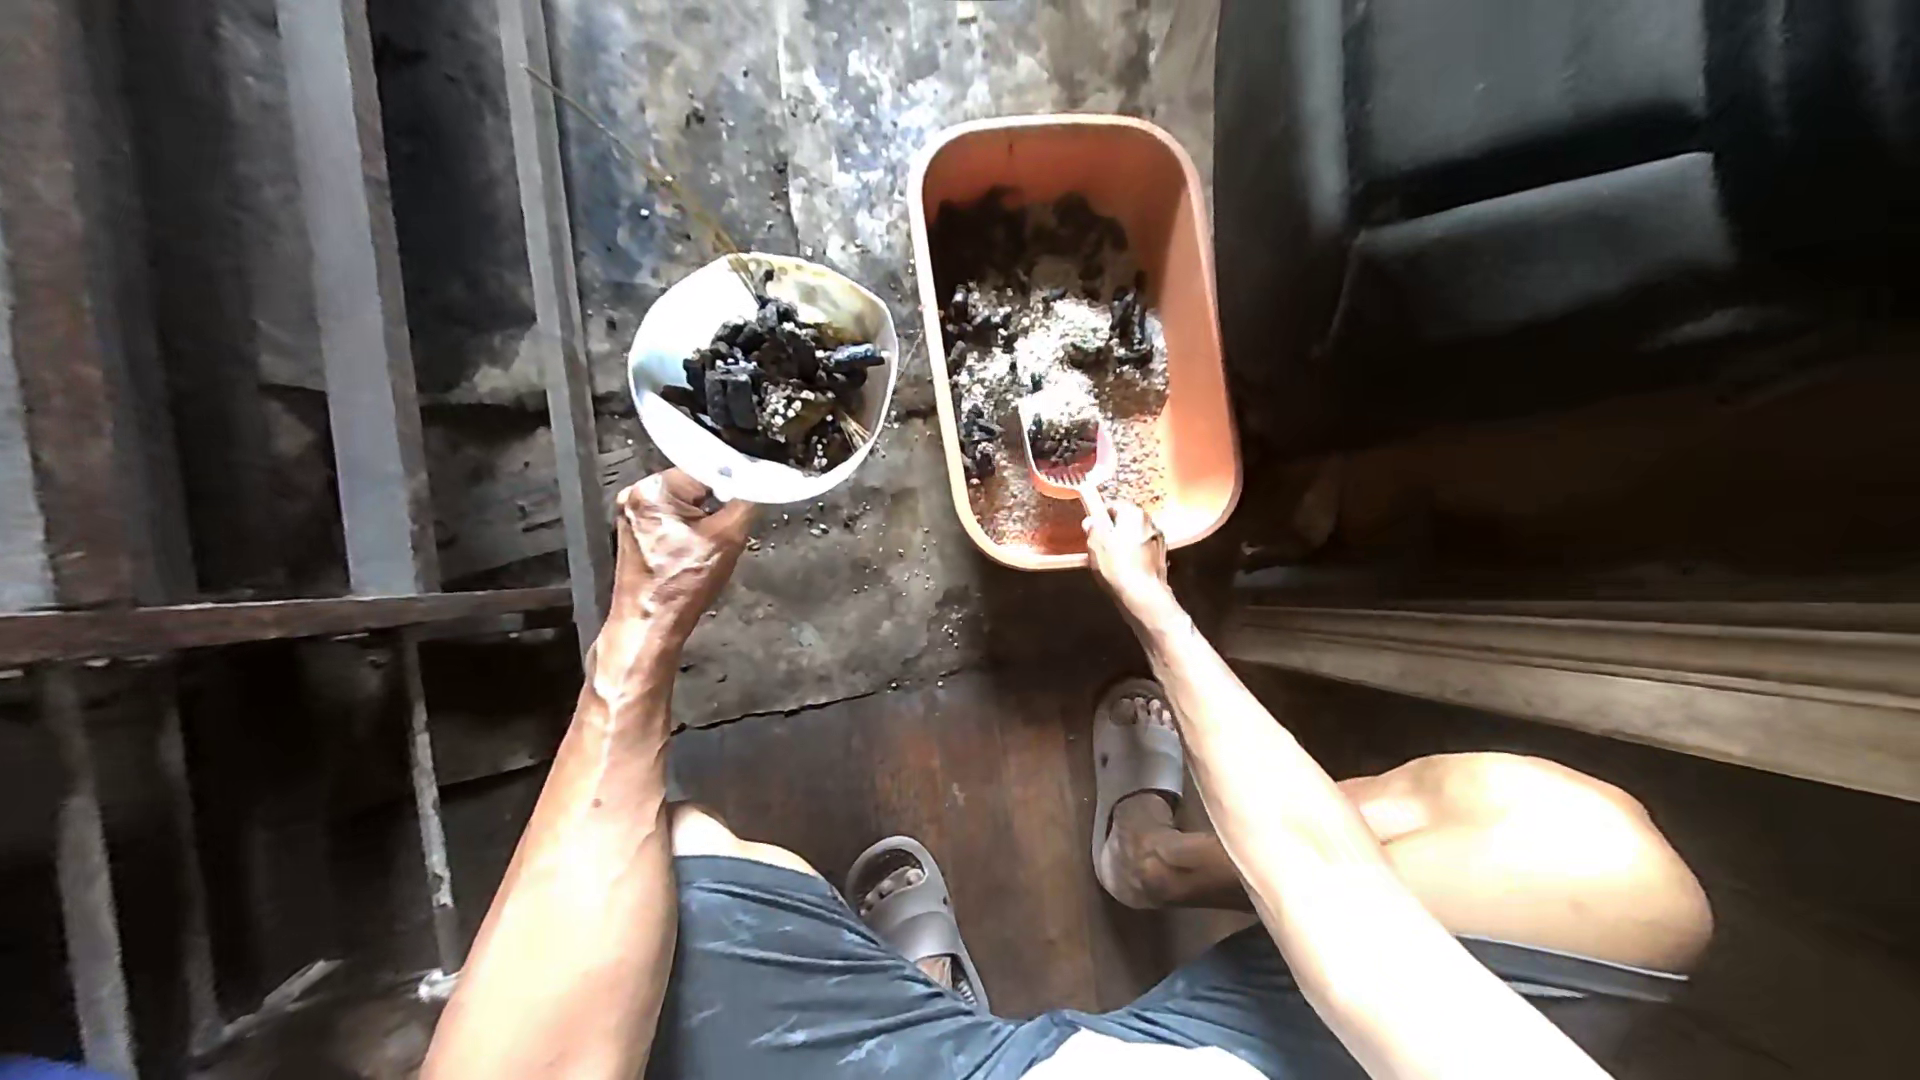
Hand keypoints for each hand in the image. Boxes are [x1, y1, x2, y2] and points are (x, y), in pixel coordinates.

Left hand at [601, 469, 754, 654]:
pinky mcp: (638, 531)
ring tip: (708, 546)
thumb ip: (747, 502)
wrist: (651, 623)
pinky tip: (695, 552)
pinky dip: (691, 529)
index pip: (709, 468)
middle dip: (718, 504)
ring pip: (687, 502)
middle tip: (724, 532)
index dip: (735, 484)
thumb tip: (762, 481)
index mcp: (654, 490)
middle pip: (697, 485)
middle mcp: (638, 495)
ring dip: (705, 518)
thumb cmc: (679, 588)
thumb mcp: (728, 539)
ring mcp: (634, 514)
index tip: (750, 497)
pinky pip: (674, 518)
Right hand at [1083, 499, 1170, 616]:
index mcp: (1133, 513)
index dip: (1101, 516)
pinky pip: (1143, 550)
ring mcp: (1159, 540)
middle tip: (1100, 544)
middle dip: (1115, 529)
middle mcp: (1150, 522)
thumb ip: (1093, 528)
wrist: (1143, 593)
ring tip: (1113, 558)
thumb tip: (1091, 521)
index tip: (1093, 528)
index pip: (1114, 505)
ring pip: (1136, 535)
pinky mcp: (1162, 557)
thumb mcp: (1096, 544)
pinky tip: (1126, 568)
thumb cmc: (1116, 564)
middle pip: (1127, 520)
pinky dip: (1135, 554)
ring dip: (1126, 542)